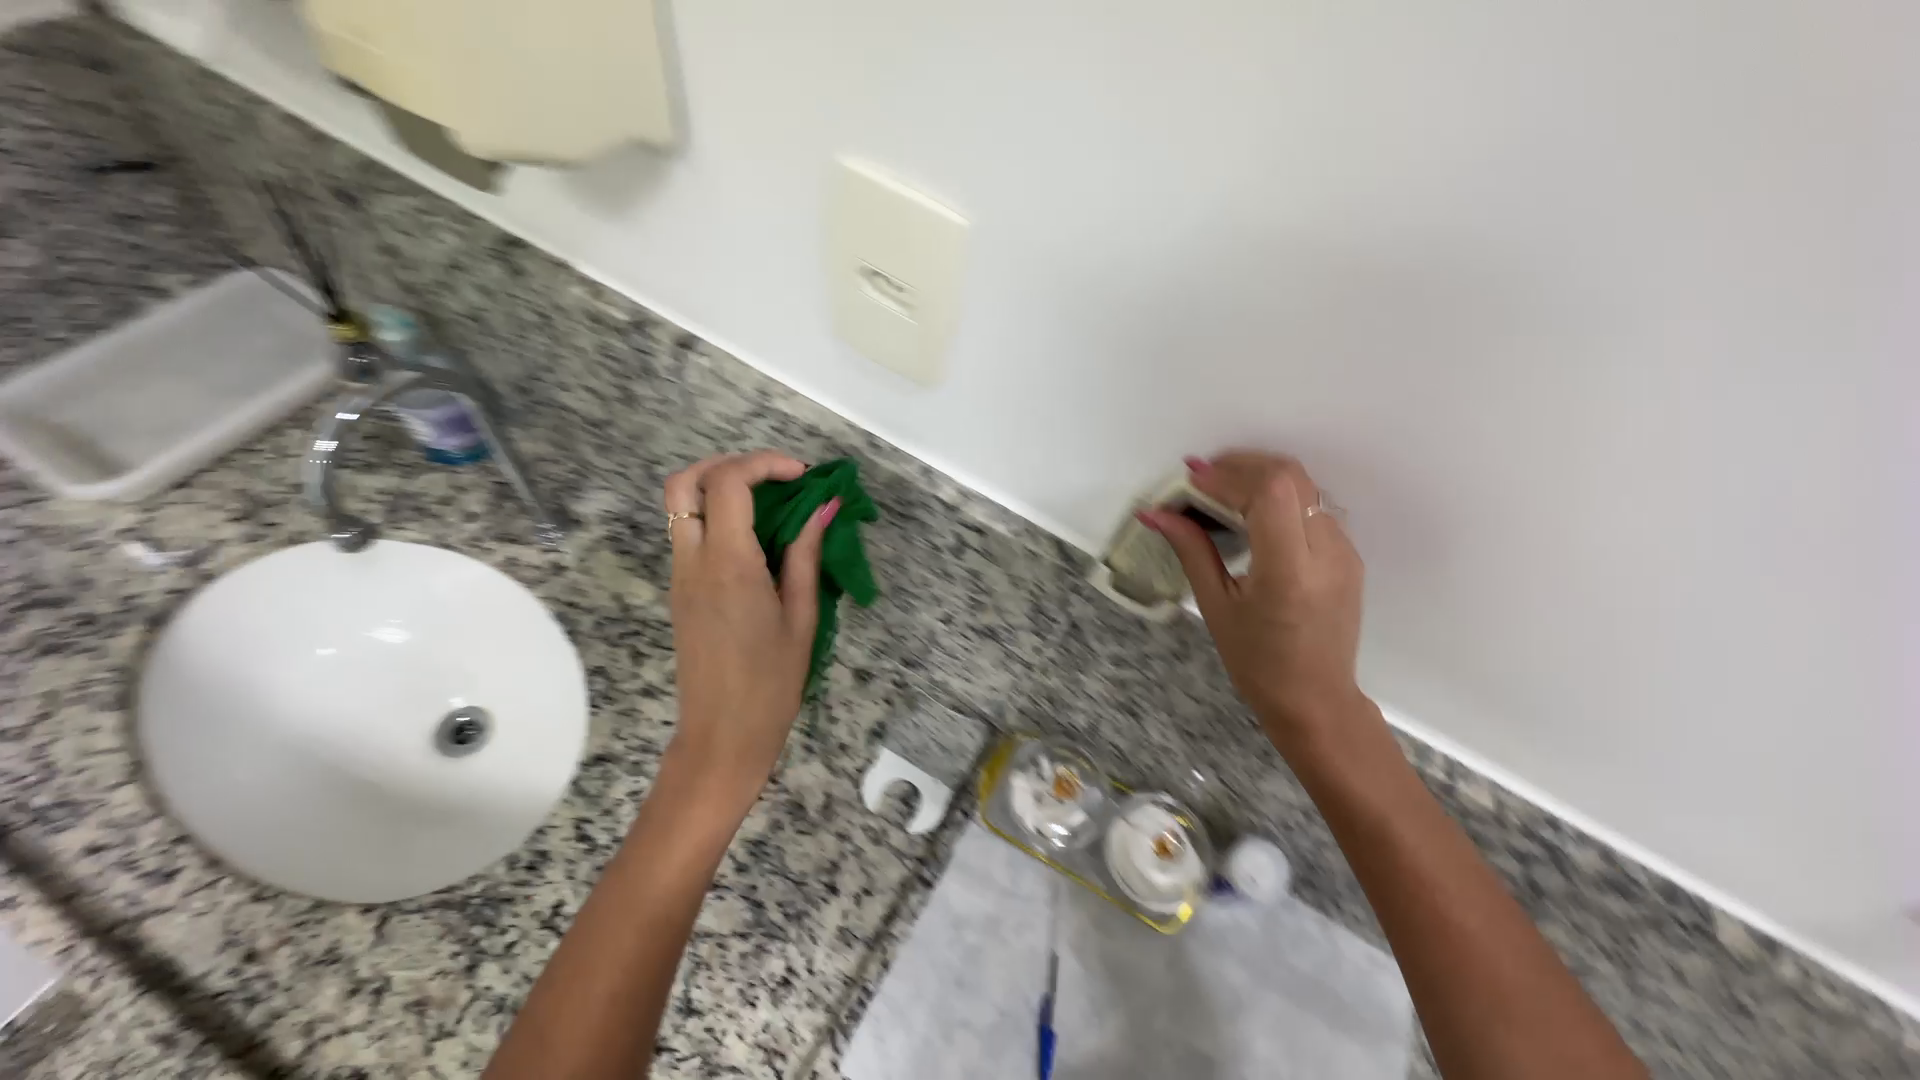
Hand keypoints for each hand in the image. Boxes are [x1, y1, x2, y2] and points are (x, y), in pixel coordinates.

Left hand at [664, 451, 837, 806]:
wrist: (722, 734)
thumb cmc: (772, 682)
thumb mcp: (802, 616)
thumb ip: (807, 553)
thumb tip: (824, 506)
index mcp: (729, 564)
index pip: (729, 483)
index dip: (765, 464)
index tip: (802, 476)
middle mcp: (693, 560)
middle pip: (685, 481)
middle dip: (729, 463)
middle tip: (773, 479)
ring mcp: (679, 575)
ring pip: (679, 505)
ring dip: (719, 488)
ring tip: (768, 504)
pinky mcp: (679, 590)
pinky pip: (687, 533)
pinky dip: (716, 517)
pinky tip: (756, 538)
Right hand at [1140, 452, 1366, 755]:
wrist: (1316, 700)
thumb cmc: (1257, 663)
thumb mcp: (1216, 606)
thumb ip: (1191, 550)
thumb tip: (1155, 512)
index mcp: (1288, 572)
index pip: (1271, 492)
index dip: (1229, 474)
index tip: (1192, 480)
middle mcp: (1325, 553)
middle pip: (1291, 476)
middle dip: (1243, 465)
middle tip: (1203, 477)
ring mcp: (1344, 551)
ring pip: (1304, 487)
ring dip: (1261, 478)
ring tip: (1221, 490)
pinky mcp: (1348, 554)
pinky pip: (1313, 507)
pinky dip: (1279, 497)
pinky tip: (1250, 512)